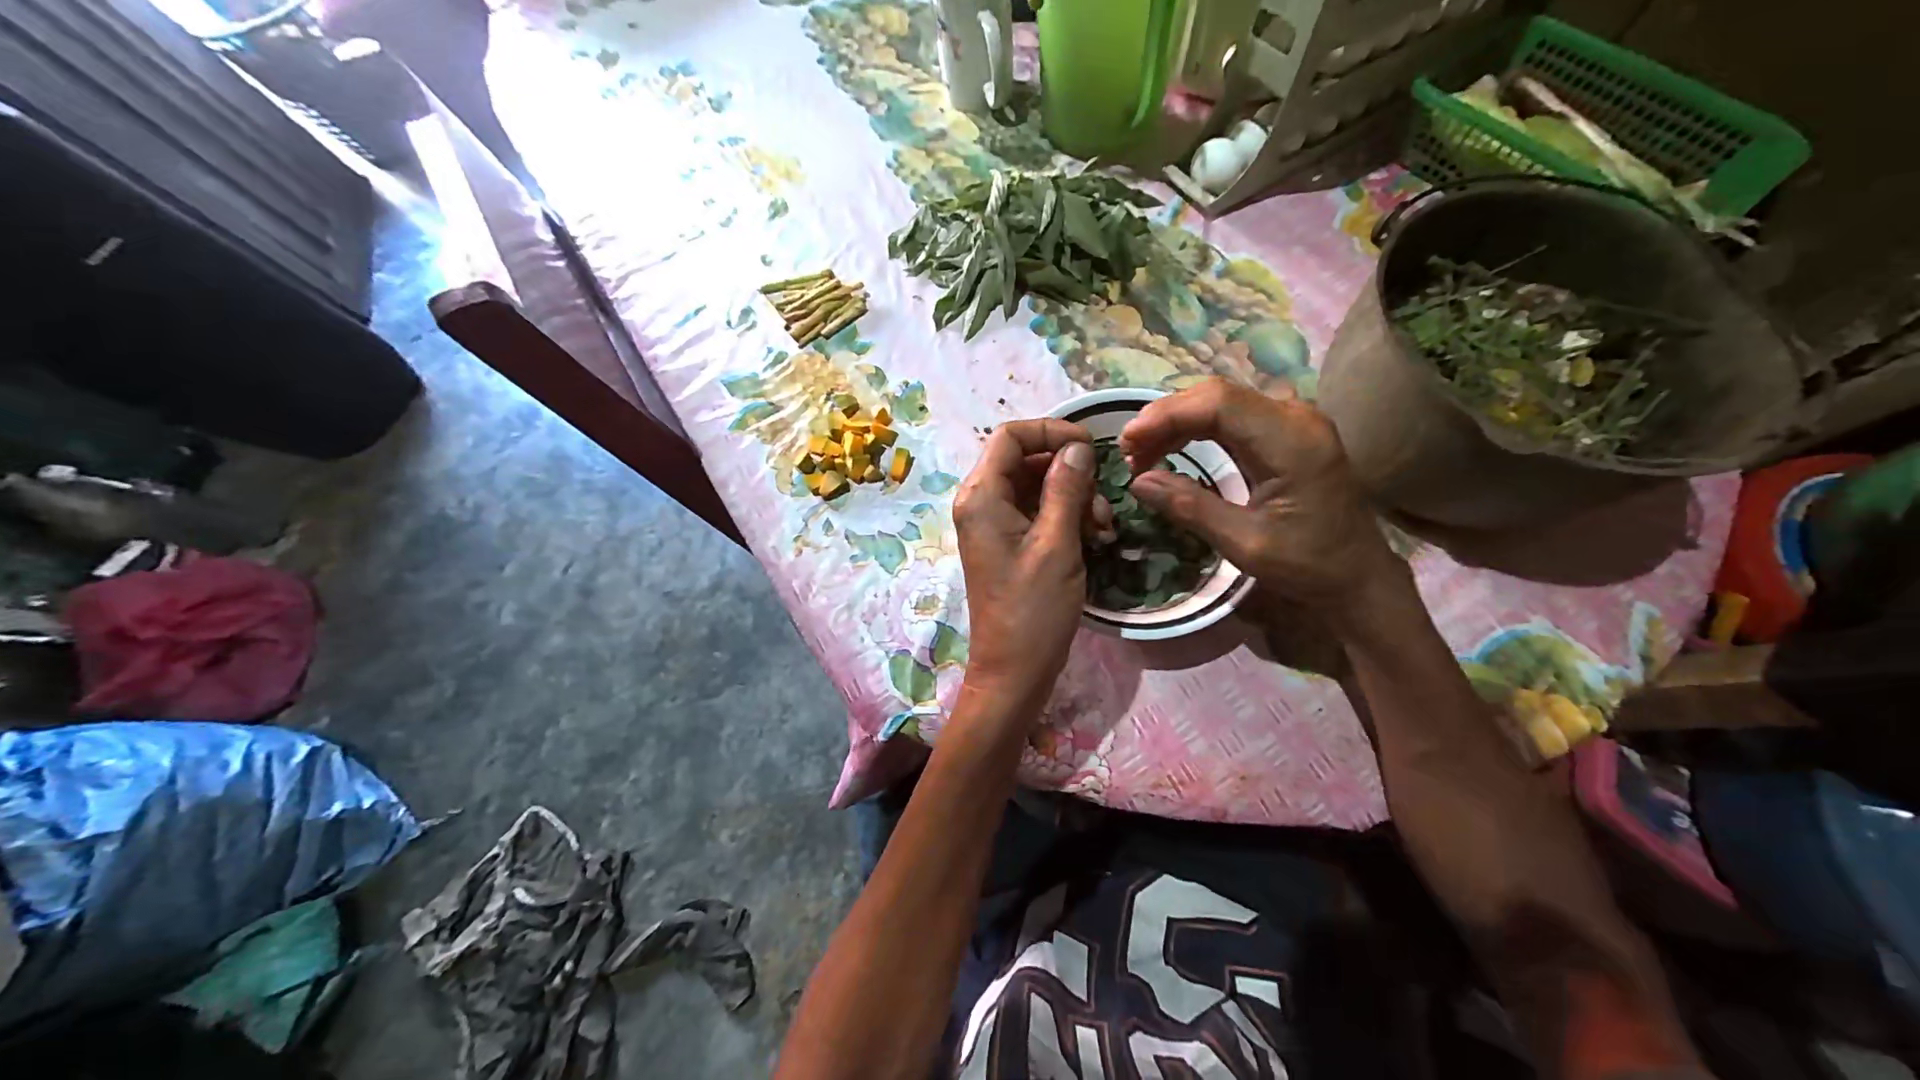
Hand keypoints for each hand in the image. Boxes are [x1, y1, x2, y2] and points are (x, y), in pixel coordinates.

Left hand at [953, 419, 1101, 720]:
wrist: (1014, 669)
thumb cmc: (1033, 609)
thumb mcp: (1056, 543)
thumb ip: (1066, 487)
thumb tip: (1077, 447)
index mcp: (982, 496)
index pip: (1011, 436)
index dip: (1051, 430)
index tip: (1090, 447)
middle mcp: (981, 503)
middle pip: (1026, 460)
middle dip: (1070, 473)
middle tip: (1101, 503)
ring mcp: (994, 524)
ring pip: (1037, 486)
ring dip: (1074, 498)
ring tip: (1102, 529)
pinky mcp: (1009, 544)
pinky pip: (1039, 512)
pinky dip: (1067, 517)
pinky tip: (1094, 539)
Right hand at [1120, 379, 1401, 618]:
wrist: (1356, 575)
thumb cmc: (1307, 564)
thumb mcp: (1244, 544)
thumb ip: (1190, 507)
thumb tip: (1137, 482)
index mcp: (1291, 442)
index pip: (1218, 403)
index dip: (1166, 416)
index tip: (1127, 442)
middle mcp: (1295, 418)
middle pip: (1217, 394)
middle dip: (1166, 417)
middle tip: (1129, 451)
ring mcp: (1294, 421)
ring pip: (1221, 401)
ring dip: (1177, 421)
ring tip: (1143, 453)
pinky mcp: (1287, 431)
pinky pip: (1233, 415)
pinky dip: (1196, 427)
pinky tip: (1173, 447)